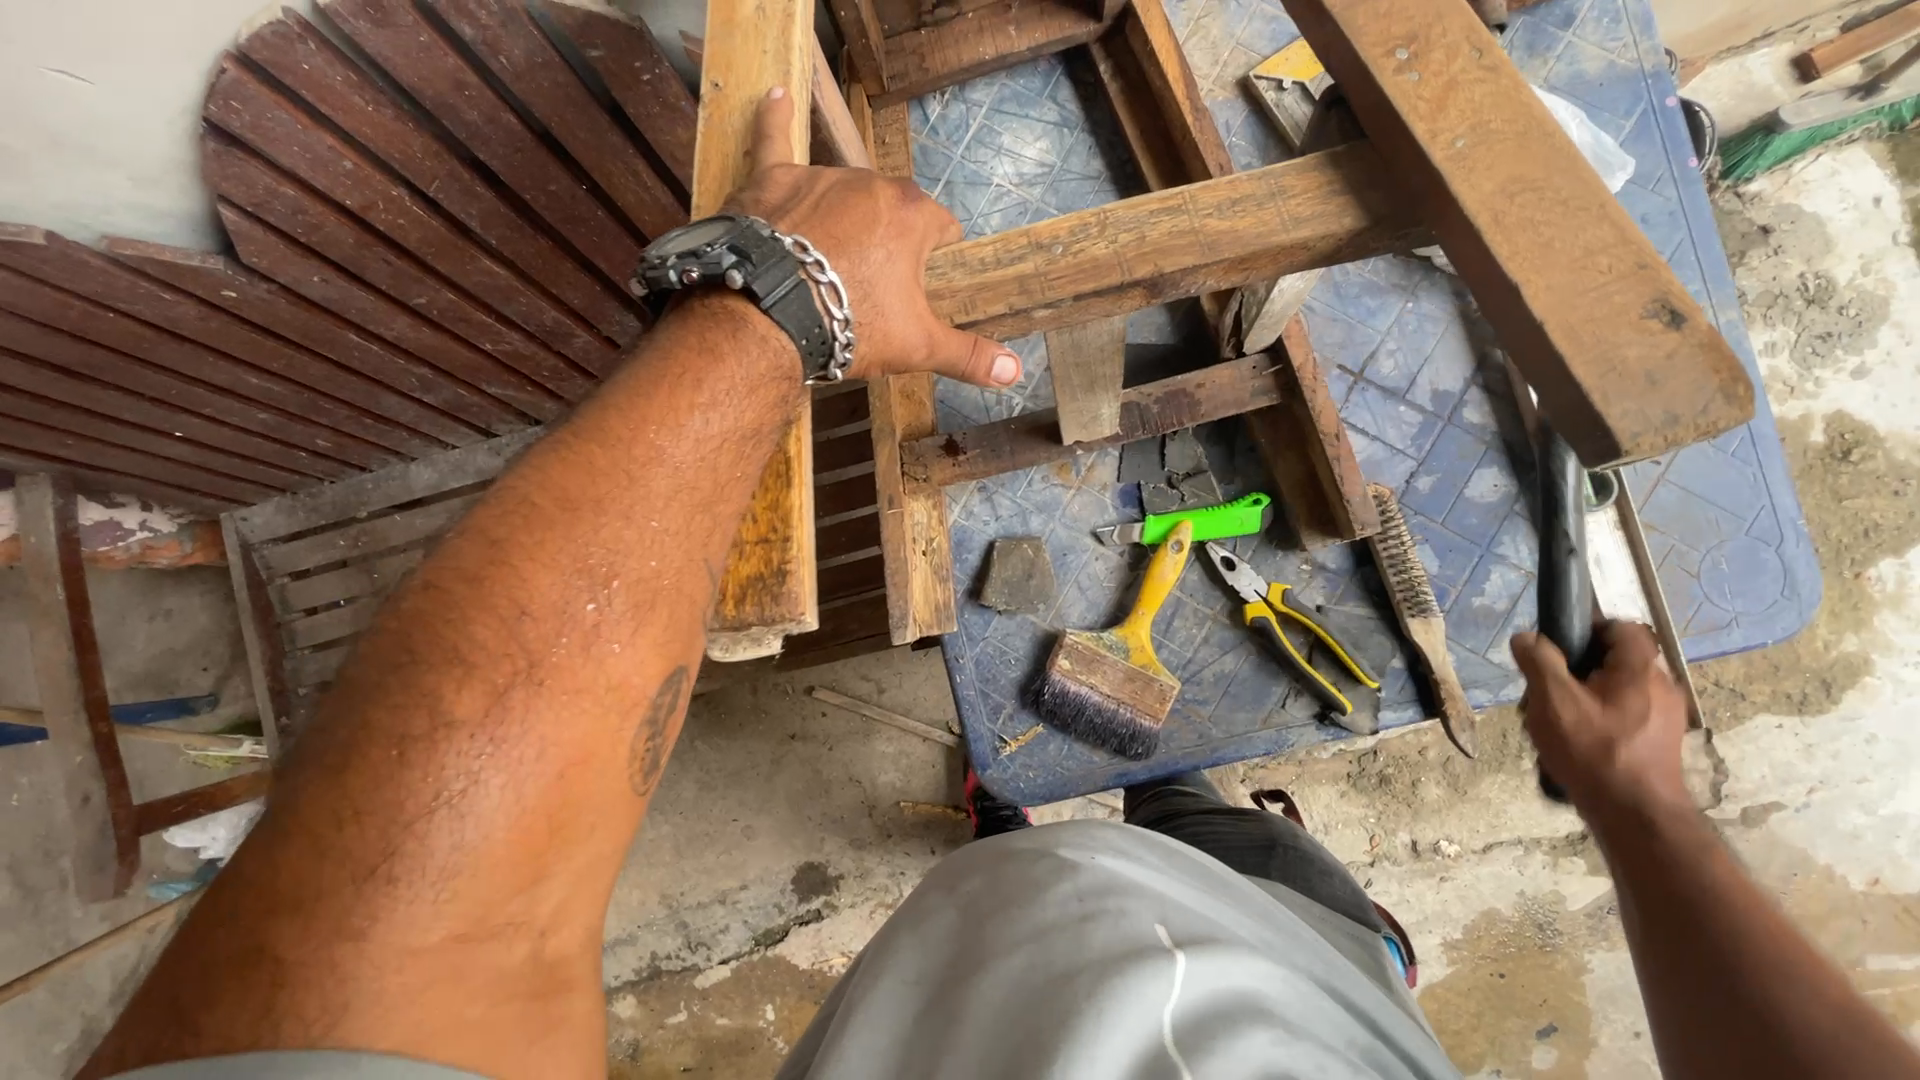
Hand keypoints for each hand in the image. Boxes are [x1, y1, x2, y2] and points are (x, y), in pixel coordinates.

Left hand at [721, 88, 1021, 387]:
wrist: (770, 316)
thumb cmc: (852, 324)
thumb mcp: (917, 345)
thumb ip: (968, 354)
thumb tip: (1014, 372)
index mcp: (912, 216)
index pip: (940, 226)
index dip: (933, 255)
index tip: (920, 281)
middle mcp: (871, 183)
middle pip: (890, 209)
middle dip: (886, 239)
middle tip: (867, 284)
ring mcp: (820, 177)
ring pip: (843, 190)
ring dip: (842, 217)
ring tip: (823, 262)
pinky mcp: (772, 180)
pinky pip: (774, 139)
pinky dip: (774, 120)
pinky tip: (775, 95)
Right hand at [1510, 621, 1690, 821]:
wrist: (1635, 814)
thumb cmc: (1594, 751)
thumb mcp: (1553, 700)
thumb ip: (1539, 661)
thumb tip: (1527, 637)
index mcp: (1640, 670)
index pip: (1622, 627)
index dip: (1588, 629)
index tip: (1556, 648)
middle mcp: (1661, 686)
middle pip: (1614, 659)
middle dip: (1575, 669)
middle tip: (1545, 690)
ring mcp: (1663, 715)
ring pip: (1615, 688)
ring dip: (1582, 696)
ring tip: (1554, 721)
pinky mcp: (1658, 739)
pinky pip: (1623, 713)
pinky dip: (1597, 718)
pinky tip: (1574, 741)